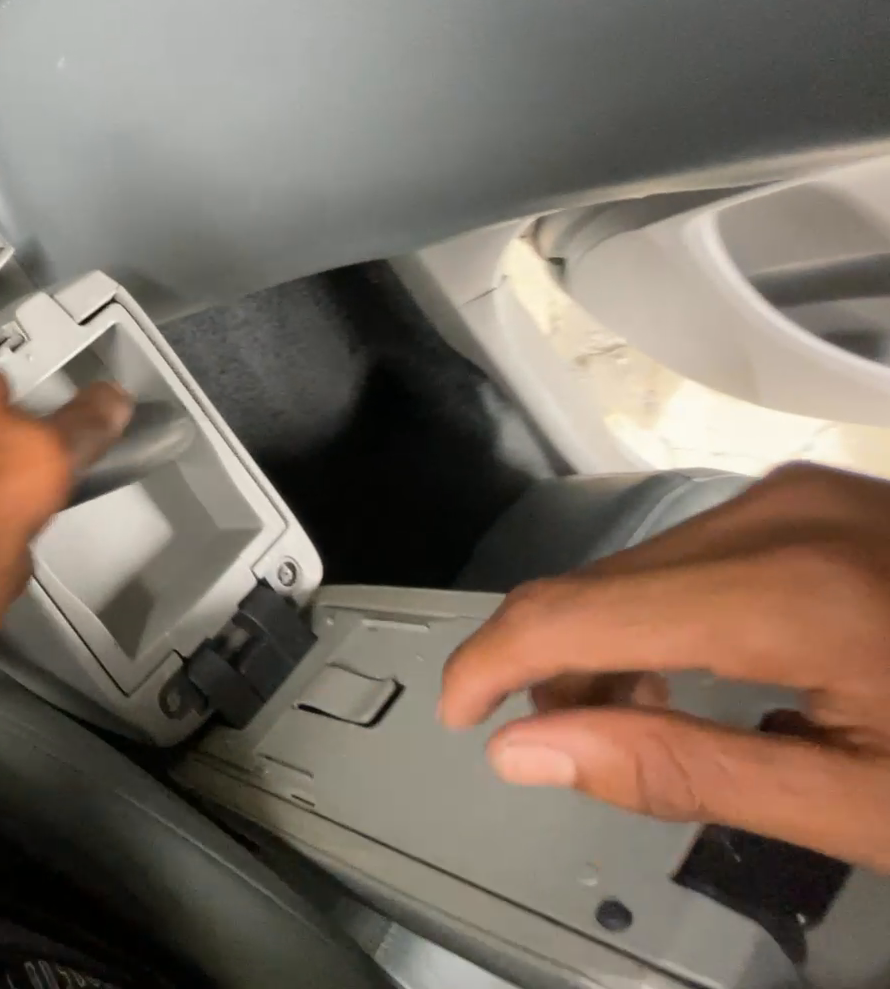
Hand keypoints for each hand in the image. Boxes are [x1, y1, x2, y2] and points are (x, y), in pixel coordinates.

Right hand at [439, 463, 889, 872]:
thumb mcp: (883, 810)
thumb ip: (684, 771)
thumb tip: (522, 751)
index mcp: (793, 589)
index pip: (569, 615)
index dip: (489, 665)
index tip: (459, 716)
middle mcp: (775, 515)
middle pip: (589, 588)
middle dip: (547, 666)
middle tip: (560, 740)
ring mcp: (795, 497)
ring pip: (625, 571)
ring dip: (599, 644)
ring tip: (631, 713)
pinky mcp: (810, 499)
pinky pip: (675, 557)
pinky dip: (651, 618)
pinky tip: (688, 668)